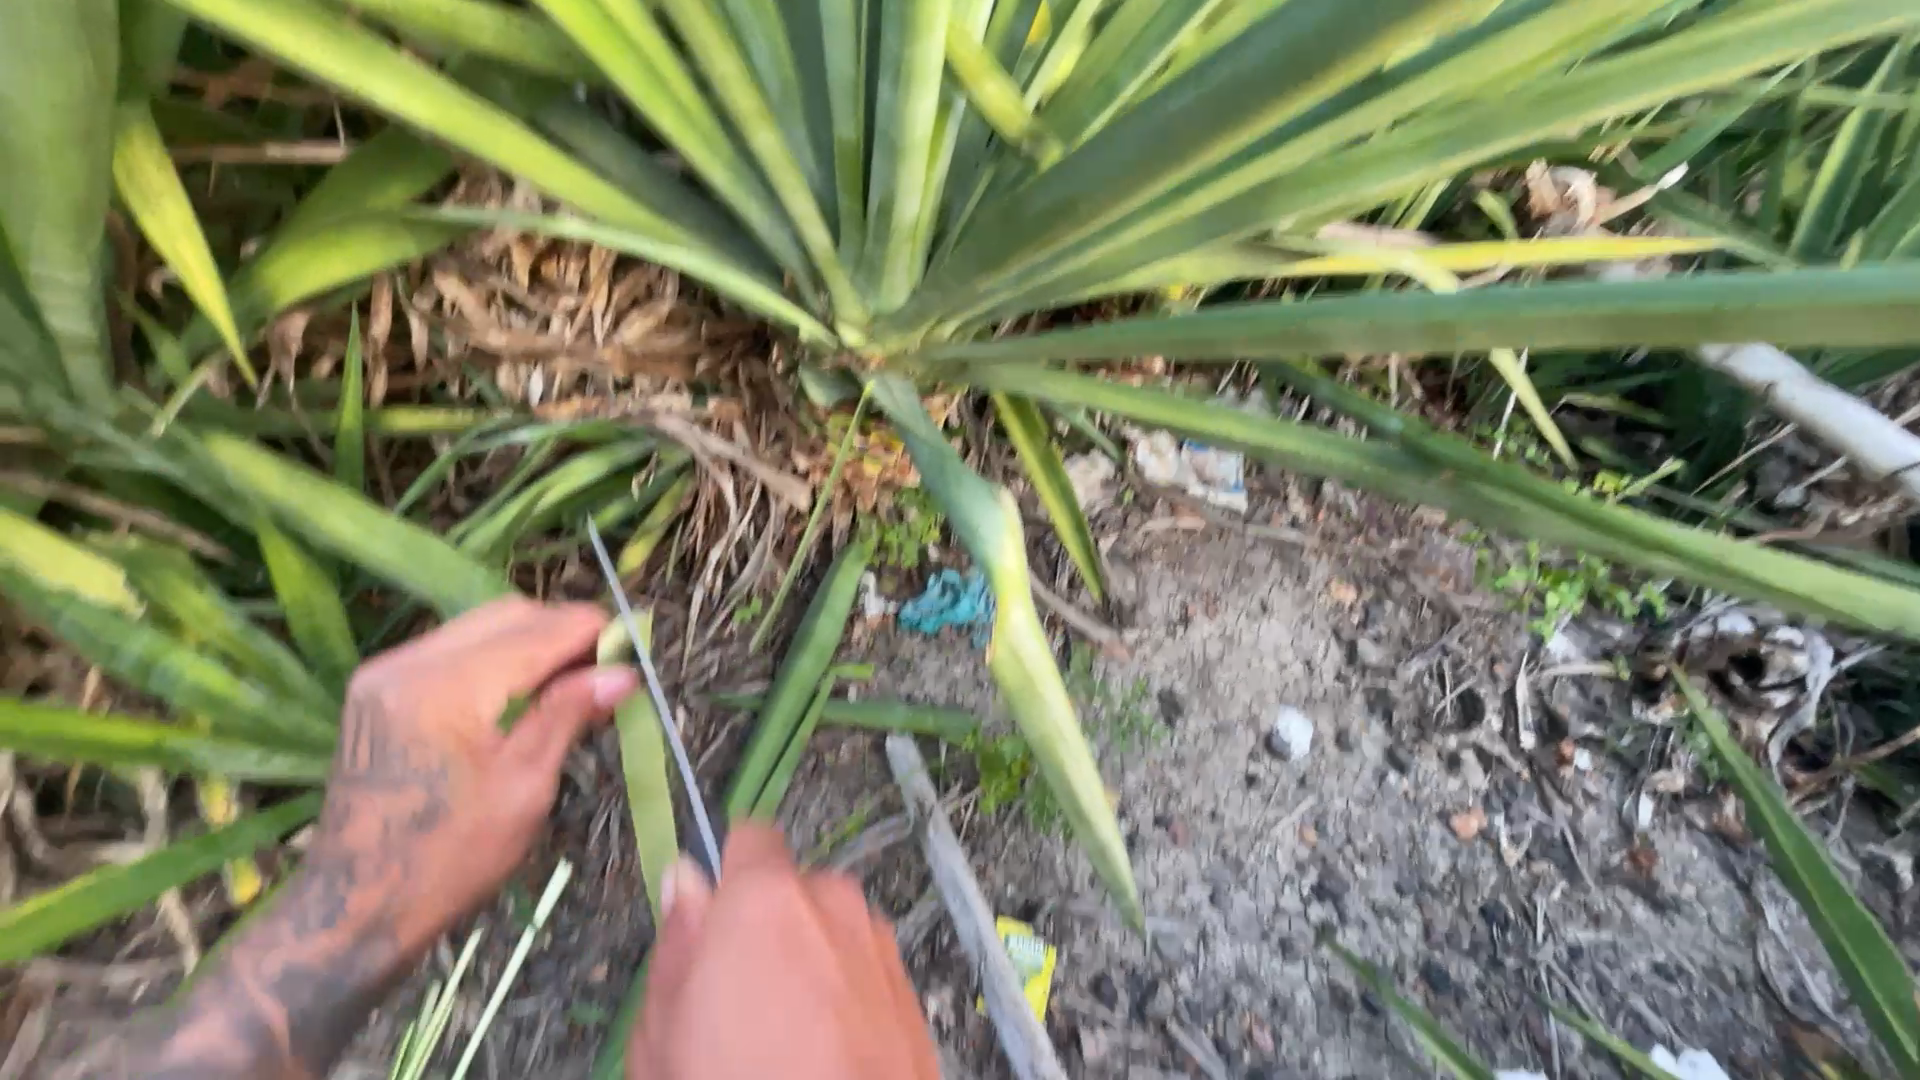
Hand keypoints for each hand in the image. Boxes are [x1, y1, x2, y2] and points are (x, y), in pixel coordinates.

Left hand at [62, 598, 638, 1079]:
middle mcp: (408, 663)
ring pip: (484, 623)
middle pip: (511, 613)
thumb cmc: (451, 857)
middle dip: (567, 630)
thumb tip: (626, 672)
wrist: (354, 909)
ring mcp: (386, 671)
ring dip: (535, 640)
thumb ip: (569, 713)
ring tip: (574, 680)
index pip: (541, 630)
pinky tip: (526, 689)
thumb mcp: (526, 785)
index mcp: (446, 687)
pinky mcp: (379, 687)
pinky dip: (500, 655)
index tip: (636, 648)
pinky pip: (457, 646)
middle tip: (608, 668)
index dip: (596, 633)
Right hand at [629, 826, 939, 1079]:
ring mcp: (879, 942)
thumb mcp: (664, 1031)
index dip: (728, 873)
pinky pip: (864, 968)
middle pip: (792, 891)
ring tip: (789, 1041)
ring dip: (811, 963)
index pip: (750, 837)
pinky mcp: (910, 986)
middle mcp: (833, 900)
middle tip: (740, 1003)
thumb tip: (685, 879)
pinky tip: (830, 1056)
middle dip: (768, 928)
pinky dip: (847, 994)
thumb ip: (678, 940)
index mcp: (768, 898)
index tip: (713, 920)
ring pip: (831, 932)